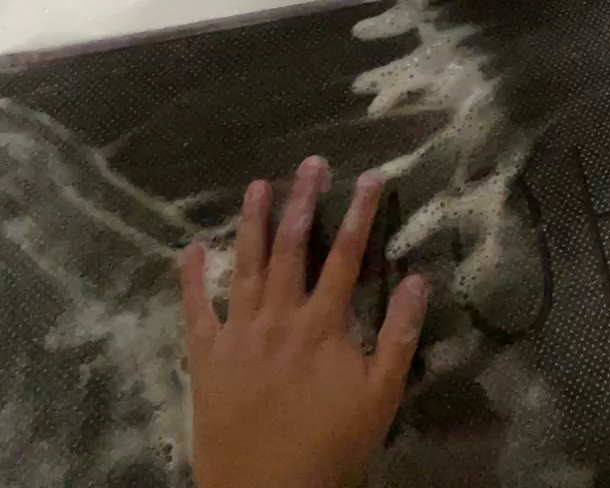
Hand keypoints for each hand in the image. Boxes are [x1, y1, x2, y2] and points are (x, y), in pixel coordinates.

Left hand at [179, 158, 427, 487]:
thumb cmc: (331, 446)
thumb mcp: (381, 395)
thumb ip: (400, 334)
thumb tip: (419, 278)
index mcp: (323, 324)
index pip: (348, 255)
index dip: (362, 212)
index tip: (372, 176)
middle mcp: (279, 318)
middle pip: (294, 248)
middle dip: (304, 201)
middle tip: (311, 164)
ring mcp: (238, 336)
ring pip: (247, 267)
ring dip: (253, 223)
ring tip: (258, 185)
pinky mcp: (207, 359)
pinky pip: (196, 312)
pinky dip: (192, 280)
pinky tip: (190, 248)